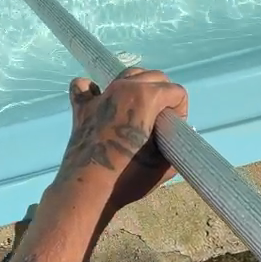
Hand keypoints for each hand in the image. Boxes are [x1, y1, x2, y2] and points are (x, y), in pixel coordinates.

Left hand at [57, 69, 187, 210]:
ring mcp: (100, 95)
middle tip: (159, 121)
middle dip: (162, 95)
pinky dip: (93, 90)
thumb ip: (174, 146)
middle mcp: (123, 88)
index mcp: (146, 97)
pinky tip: (99, 102)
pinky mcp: (81, 106)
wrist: (89, 186)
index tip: (173, 129)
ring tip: (137, 109)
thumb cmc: (129, 177)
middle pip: (153, 77)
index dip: (180, 110)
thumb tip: (175, 137)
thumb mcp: (164, 165)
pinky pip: (84, 86)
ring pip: (124, 74)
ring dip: (136, 86)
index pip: (176, 91)